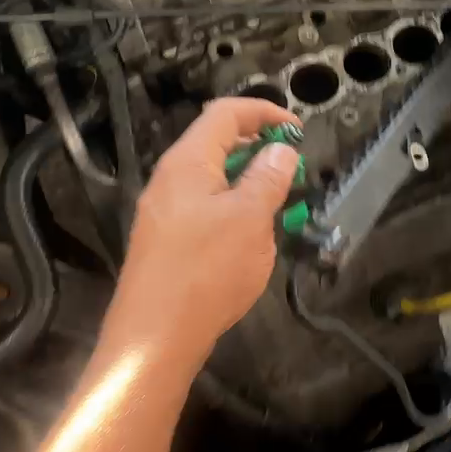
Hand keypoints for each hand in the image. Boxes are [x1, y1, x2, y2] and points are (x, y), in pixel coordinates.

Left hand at [111, 98, 302, 366]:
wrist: (153, 339)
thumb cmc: (207, 271)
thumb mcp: (251, 220)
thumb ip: (267, 178)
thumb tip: (280, 149)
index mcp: (188, 162)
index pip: (226, 113)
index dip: (265, 112)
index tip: (297, 130)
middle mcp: (169, 179)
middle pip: (216, 143)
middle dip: (258, 148)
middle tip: (291, 170)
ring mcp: (162, 211)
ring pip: (211, 179)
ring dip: (247, 182)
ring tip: (277, 207)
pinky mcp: (163, 241)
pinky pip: (202, 208)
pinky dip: (231, 209)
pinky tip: (250, 240)